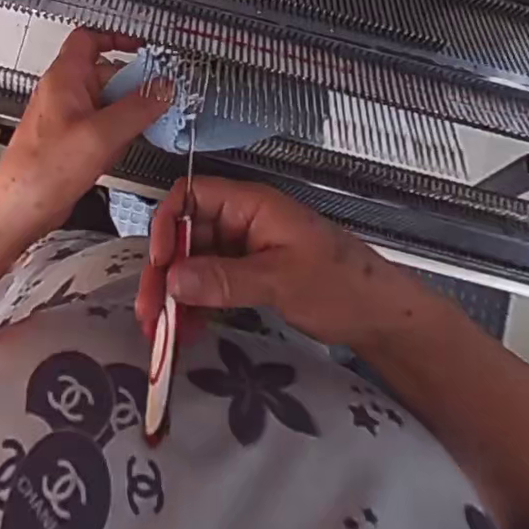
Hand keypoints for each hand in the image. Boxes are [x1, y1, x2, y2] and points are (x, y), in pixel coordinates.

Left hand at [0, 29, 167, 236]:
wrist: (20, 207)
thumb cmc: (41, 170)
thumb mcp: (101, 134)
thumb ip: (136, 108)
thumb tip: (162, 88)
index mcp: (64, 78)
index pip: (89, 38)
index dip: (116, 38)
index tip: (140, 47)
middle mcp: (63, 93)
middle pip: (106, 74)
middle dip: (131, 88)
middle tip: (152, 100)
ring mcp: (66, 117)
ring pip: (106, 103)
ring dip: (124, 115)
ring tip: (132, 132)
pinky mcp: (70, 139)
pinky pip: (100, 126)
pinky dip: (114, 134)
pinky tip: (116, 152)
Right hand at [134, 177, 413, 347]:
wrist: (380, 316)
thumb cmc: (339, 283)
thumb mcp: (281, 280)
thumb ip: (224, 278)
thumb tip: (171, 279)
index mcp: (250, 204)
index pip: (191, 196)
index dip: (166, 223)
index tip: (157, 263)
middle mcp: (240, 220)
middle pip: (185, 234)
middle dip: (164, 272)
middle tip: (148, 314)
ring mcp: (242, 248)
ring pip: (193, 263)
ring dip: (174, 295)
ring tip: (161, 333)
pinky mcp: (246, 274)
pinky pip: (209, 283)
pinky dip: (194, 305)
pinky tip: (186, 331)